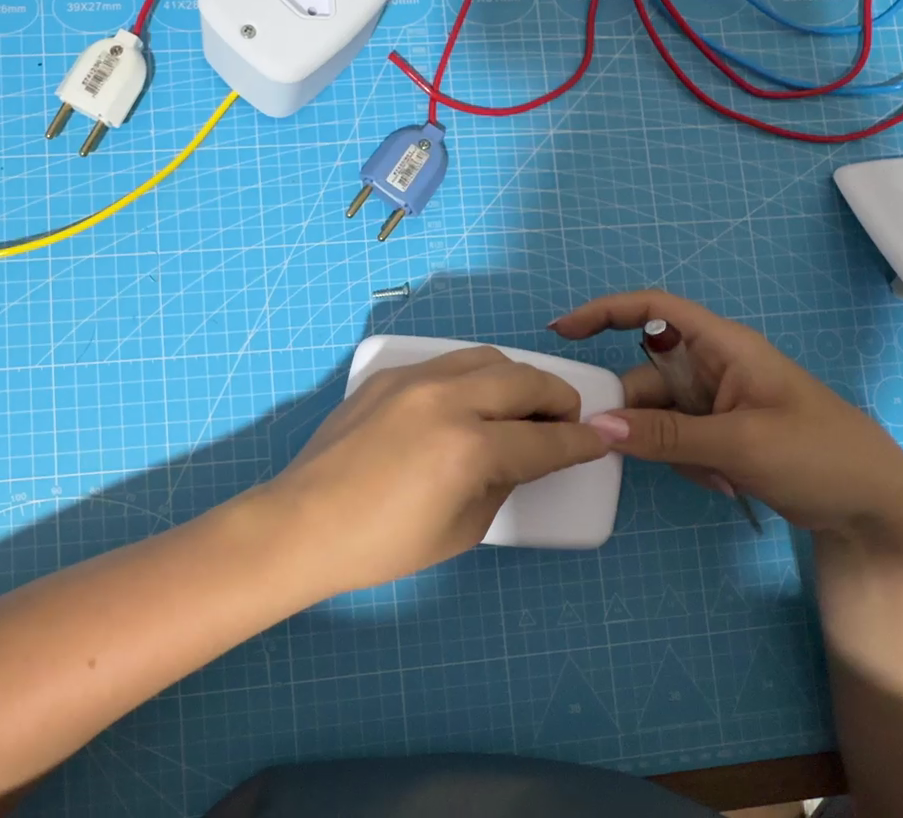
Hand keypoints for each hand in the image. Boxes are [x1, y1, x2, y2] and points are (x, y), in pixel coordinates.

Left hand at [249, 346, 612, 595]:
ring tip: (519, 406)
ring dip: (516, 379)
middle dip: (558, 400)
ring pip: (487, 358)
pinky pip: (446, 362)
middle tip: (565, 421)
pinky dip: (472, 377)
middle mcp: (446, 400)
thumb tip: (524, 456)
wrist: (304, 523)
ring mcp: (413, 380)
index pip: (545, 439)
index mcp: (469, 448)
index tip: (599, 440)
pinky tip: (468, 404)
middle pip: (525, 381)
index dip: (581, 442)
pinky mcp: (386, 375)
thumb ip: (503, 483)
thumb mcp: (462, 529)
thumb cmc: (383, 544)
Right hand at [549, 291, 902, 540]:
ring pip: (656, 415)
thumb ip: (665, 434)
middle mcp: (713, 368)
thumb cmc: (821, 456)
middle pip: (645, 376)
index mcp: (725, 346)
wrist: (875, 513)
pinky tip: (724, 484)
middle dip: (640, 415)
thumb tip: (597, 427)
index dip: (605, 312)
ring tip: (716, 475)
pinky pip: (673, 440)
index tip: (562, 334)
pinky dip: (684, 463)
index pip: (654, 310)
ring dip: (669, 448)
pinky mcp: (718, 436)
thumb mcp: (739, 443)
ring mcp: (715, 404)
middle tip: (648, 452)